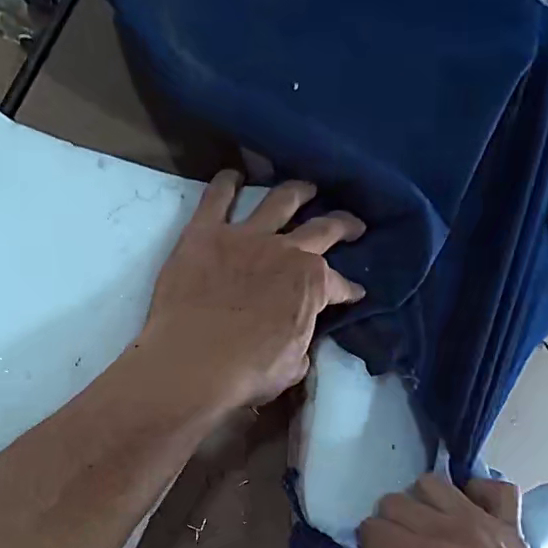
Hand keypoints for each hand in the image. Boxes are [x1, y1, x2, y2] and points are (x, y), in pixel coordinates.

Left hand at [136, 170, 365, 413]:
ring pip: (279, 200)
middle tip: (353, 225)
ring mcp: (246, 236)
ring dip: (297, 191)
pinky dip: (227, 183)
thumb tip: (297, 333)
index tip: (354, 294)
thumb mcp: (294, 364)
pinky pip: (218, 197)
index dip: (349, 290)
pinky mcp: (205, 232)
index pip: (340, 284)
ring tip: (307, 187)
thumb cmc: (248, 372)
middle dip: (344, 226)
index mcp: (312, 283)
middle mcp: (286, 250)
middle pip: (323, 229)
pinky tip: (233, 176)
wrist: (193, 363)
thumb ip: (300, 338)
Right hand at [335, 474, 547, 547]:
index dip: (367, 547)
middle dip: (387, 525)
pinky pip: (492, 487)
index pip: (372, 527)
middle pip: (396, 500)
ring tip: (428, 533)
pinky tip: (467, 516)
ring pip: (434, 482)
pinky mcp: (512, 523)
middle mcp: (454, 529)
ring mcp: (486, 521)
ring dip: (422, 504)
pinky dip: (476, 494)